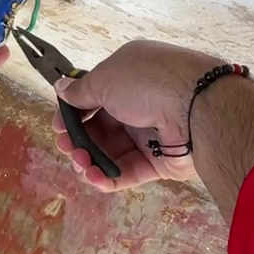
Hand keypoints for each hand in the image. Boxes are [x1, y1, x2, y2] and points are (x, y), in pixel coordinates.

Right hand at [52, 40, 221, 192]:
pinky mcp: (159, 162)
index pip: (95, 96)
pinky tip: (93, 177)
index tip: (58, 125)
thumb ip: (81, 90)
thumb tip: (61, 88)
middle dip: (78, 139)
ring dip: (90, 160)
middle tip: (67, 147)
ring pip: (111, 152)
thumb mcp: (106, 79)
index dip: (74, 112)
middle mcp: (139, 104)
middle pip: (100, 127)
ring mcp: (149, 134)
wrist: (196, 108)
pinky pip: (128, 171)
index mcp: (129, 77)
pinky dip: (107, 177)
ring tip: (80, 164)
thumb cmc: (147, 83)